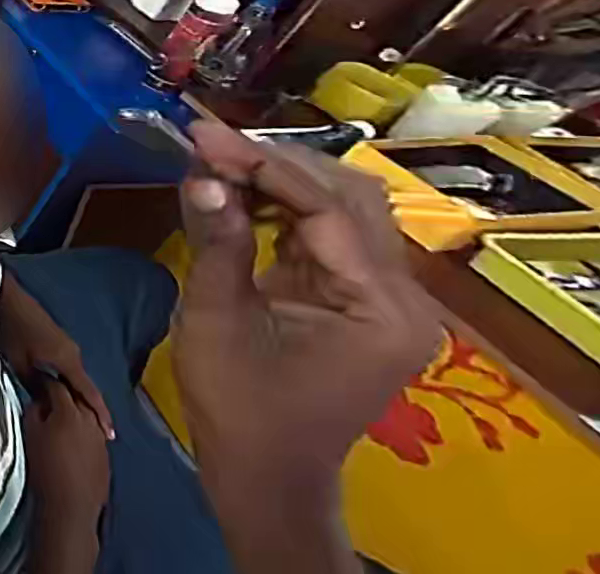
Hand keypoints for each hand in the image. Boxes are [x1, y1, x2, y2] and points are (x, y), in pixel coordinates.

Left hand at [0, 282, 112, 437]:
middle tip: (94, 429)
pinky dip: (70, 379)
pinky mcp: (59, 338)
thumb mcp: (19, 361)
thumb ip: (35, 385)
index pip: (89, 392)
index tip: (111, 435)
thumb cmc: (12, 330)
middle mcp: (74, 352)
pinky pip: (70, 364)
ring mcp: (67, 343)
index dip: (100, 413)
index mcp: (68, 360)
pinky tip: (64, 388)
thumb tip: (48, 404)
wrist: (8, 298)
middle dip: (90, 406)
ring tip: (80, 413)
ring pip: (77, 374)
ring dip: (78, 391)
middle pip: (85, 384)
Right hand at [23, 379, 107, 569]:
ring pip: (90, 414)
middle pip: (79, 397)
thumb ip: (35, 409)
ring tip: (62, 411)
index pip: (57, 385)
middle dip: (64, 390)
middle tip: (48, 390)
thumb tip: (40, 400)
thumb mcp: (31, 431)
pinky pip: (95, 432)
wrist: (70, 506)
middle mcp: (91, 421)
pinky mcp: (106, 456)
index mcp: (70, 412)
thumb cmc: (44, 465)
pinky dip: (84, 427)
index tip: (34, 377)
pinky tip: (73, 434)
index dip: (45, 379)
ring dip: (76, 408)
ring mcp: (102, 439)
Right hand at [174, 120, 439, 563]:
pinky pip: (323, 231)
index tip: (199, 133)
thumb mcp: (215, 316)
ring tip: (212, 160)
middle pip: (349, 197)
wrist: (265, 466)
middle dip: (273, 161)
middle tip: (203, 142)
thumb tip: (200, 178)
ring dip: (276, 177)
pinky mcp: (354, 296)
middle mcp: (400, 296)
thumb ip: (216, 242)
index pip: (327, 209)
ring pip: (341, 207)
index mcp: (379, 309)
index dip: (260, 163)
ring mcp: (381, 296)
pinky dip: (277, 203)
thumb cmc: (237, 399)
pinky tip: (233, 193)